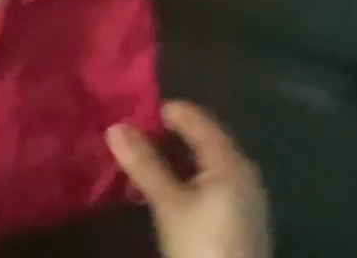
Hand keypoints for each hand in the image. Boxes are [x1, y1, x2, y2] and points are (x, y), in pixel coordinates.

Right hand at [106, 101, 270, 257]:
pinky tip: (160, 186)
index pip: (195, 118)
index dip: (162, 111)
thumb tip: (114, 126)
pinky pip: (206, 182)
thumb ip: (143, 163)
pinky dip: (182, 177)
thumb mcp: (168, 204)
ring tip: (138, 160)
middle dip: (163, 136)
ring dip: (170, 158)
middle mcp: (242, 172)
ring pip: (201, 163)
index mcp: (231, 161)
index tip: (129, 112)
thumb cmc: (202, 246)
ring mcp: (242, 197)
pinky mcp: (236, 219)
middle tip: (128, 136)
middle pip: (200, 138)